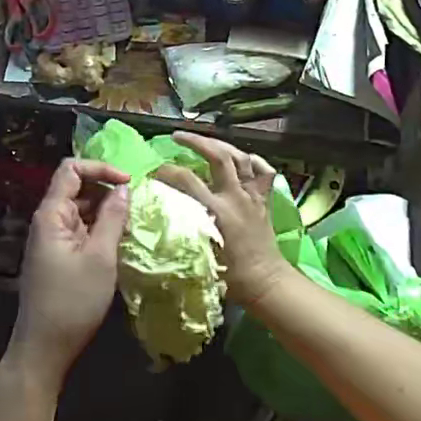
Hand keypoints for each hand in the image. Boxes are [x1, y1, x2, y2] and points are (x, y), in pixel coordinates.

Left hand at [9, 159, 130, 389]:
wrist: (45, 346)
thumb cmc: (73, 301)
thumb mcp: (100, 257)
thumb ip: (113, 218)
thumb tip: (124, 189)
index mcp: (51, 214)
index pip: (71, 169)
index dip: (101, 168)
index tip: (130, 182)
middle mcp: (47, 221)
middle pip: (77, 188)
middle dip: (107, 189)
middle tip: (138, 205)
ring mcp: (52, 239)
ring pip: (81, 210)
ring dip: (106, 211)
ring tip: (134, 223)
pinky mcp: (58, 256)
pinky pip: (80, 230)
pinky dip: (100, 229)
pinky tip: (120, 241)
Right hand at [153, 133, 295, 307]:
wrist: (266, 283)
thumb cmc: (230, 277)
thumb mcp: (199, 253)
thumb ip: (181, 231)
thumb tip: (159, 215)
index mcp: (217, 211)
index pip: (187, 179)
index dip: (167, 171)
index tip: (153, 171)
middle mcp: (236, 197)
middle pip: (218, 156)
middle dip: (196, 142)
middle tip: (176, 136)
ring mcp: (253, 196)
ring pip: (241, 158)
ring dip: (221, 145)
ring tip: (205, 141)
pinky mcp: (264, 201)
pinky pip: (263, 172)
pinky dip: (253, 161)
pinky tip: (243, 159)